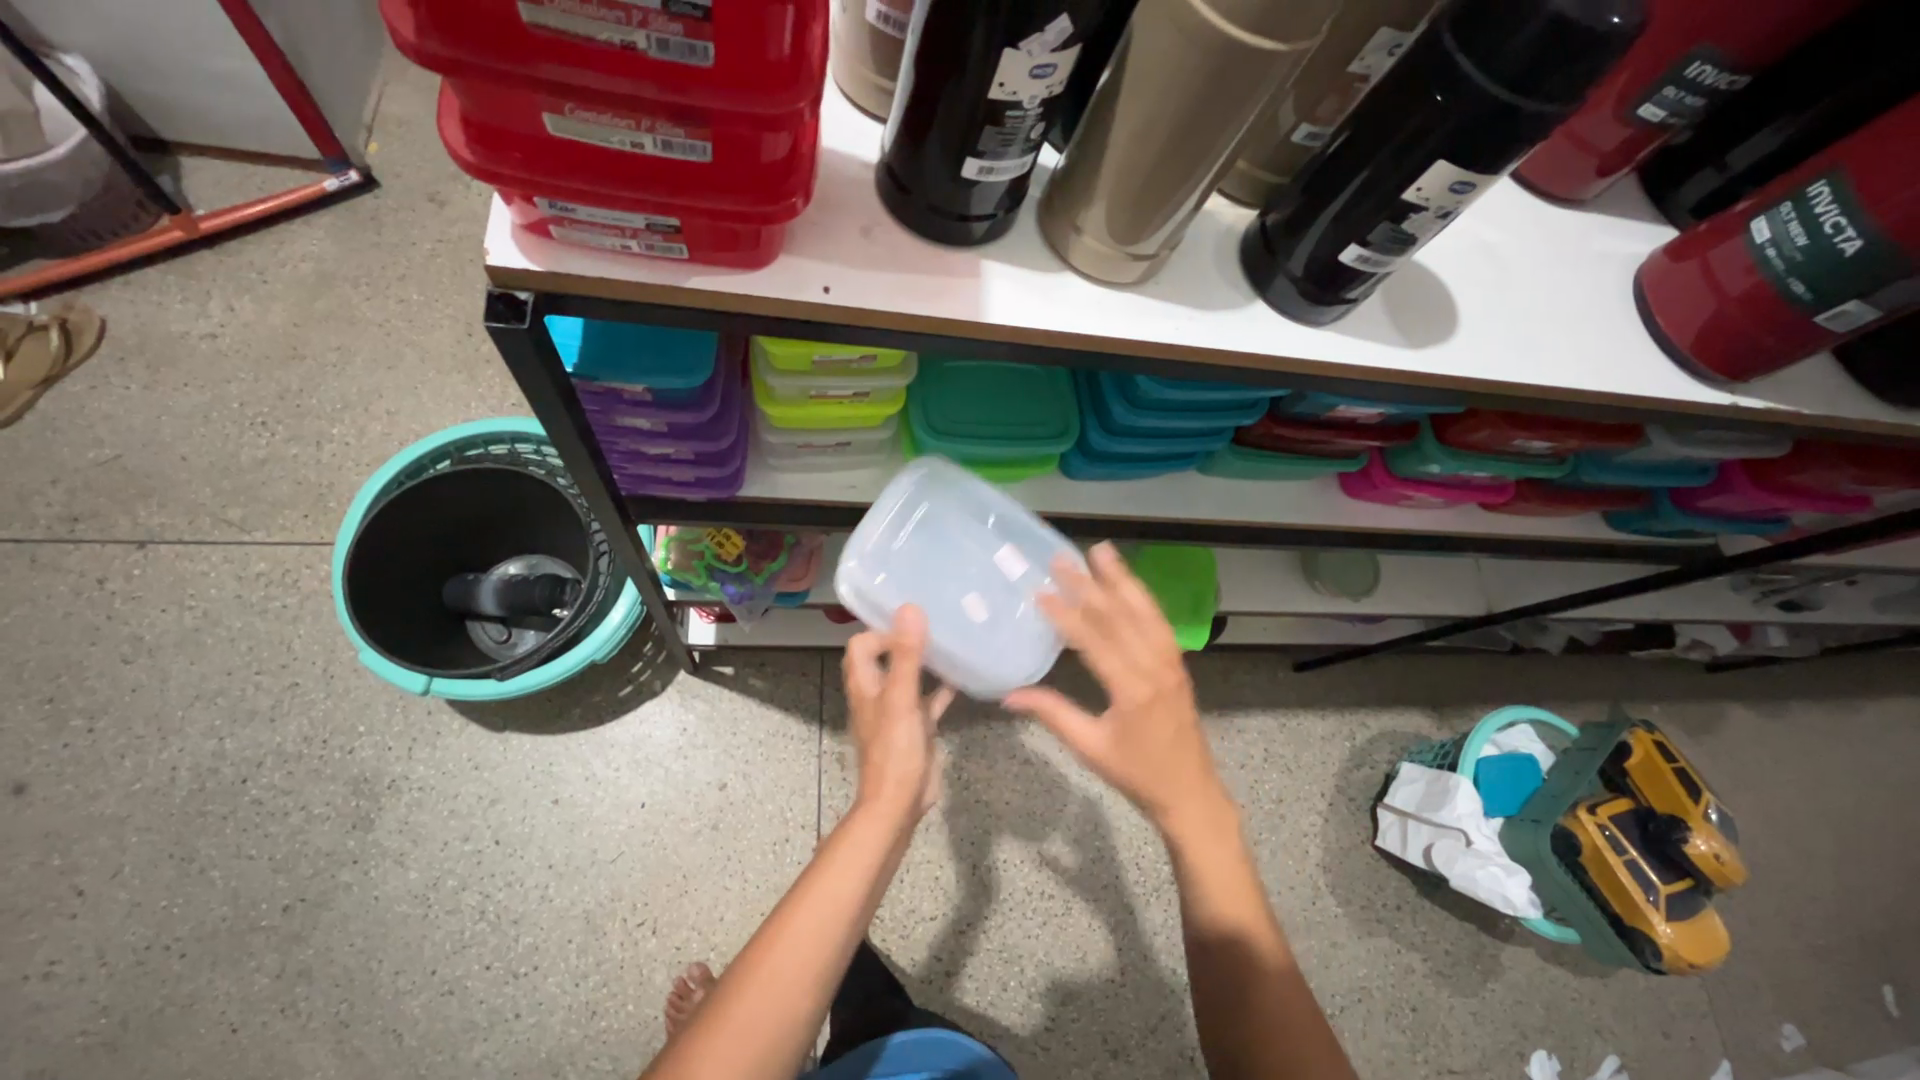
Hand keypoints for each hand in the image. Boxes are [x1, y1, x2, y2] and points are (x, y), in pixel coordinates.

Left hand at [843, 605, 954, 818]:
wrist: (899, 802)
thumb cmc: (894, 750)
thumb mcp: (901, 698)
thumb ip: (905, 655)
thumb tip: (909, 609)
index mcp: (865, 685)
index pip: (862, 644)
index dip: (880, 631)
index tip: (911, 625)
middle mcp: (878, 694)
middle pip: (886, 657)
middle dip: (907, 640)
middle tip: (937, 623)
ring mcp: (898, 711)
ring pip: (910, 678)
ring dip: (926, 662)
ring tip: (952, 641)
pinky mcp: (917, 728)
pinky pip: (929, 701)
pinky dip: (943, 689)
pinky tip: (964, 677)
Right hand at [1004, 543, 1230, 832]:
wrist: (1190, 792)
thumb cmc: (1137, 774)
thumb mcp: (1090, 748)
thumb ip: (1052, 714)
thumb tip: (1009, 695)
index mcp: (1132, 690)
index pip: (1095, 642)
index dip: (1067, 615)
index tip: (1041, 592)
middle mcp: (1155, 668)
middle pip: (1119, 618)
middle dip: (1089, 586)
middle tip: (1062, 559)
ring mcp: (1171, 663)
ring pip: (1144, 612)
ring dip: (1121, 580)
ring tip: (1101, 552)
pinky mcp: (1177, 664)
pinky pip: (1159, 623)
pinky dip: (1142, 599)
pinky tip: (1127, 584)